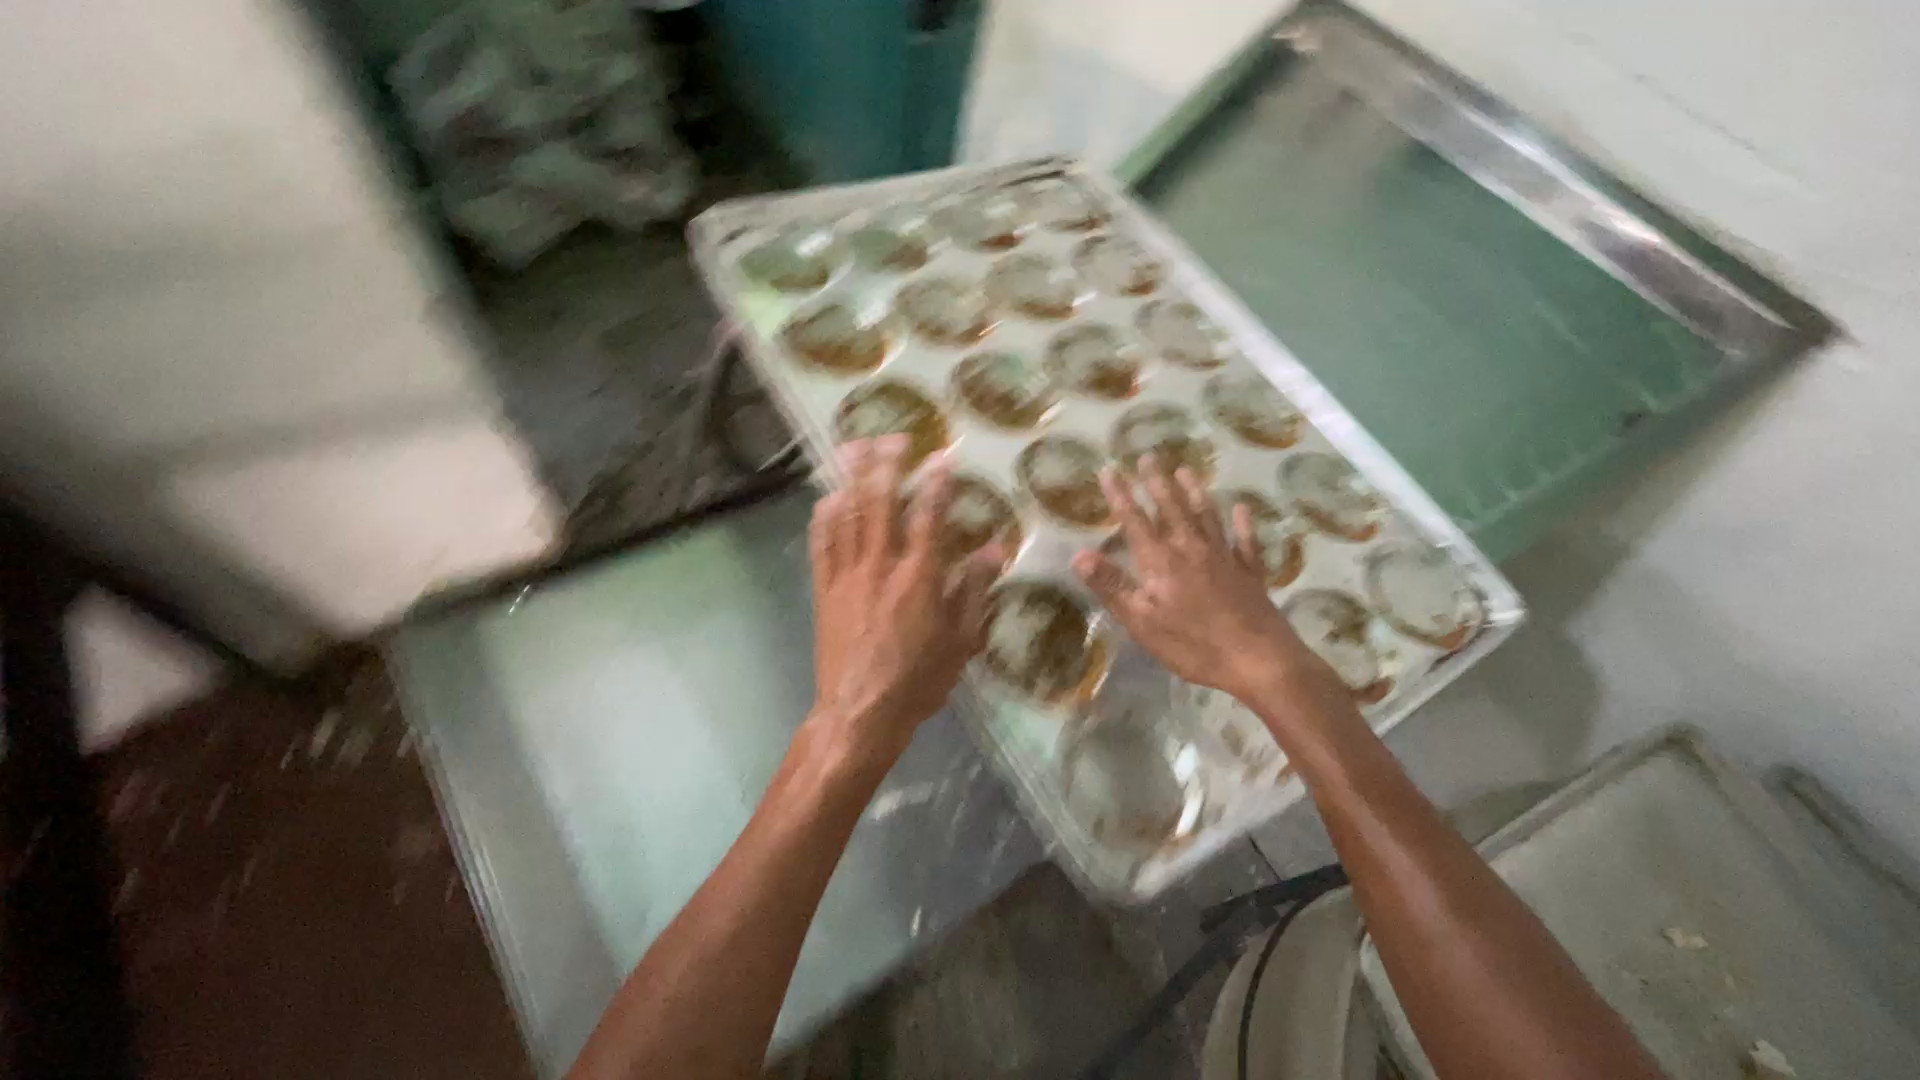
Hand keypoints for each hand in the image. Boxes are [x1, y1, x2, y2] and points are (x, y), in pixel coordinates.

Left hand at [808, 436, 1003, 768]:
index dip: (937, 482)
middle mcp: (881, 564)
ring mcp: (847, 574)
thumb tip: (994, 551)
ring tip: (855, 447)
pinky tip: (828, 497)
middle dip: (887, 464)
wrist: (860, 711)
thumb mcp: (960, 641)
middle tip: (893, 436)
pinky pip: (822, 543)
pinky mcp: (824, 589)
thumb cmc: (918, 680)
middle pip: (882, 502)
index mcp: (919, 576)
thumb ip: (973, 590)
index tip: (943, 456)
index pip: (930, 516)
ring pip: (849, 513)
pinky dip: (825, 516)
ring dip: (853, 477)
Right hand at [1071, 455, 1330, 703]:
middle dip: (1157, 482)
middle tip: (1149, 456)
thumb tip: (1079, 555)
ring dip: (1195, 492)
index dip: (1121, 495)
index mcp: (1161, 562)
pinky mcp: (1250, 573)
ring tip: (1186, 470)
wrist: (1259, 659)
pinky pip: (1245, 541)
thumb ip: (1112, 586)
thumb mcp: (1142, 622)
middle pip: (1172, 509)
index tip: (1110, 469)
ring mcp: (1225, 559)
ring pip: (1207, 517)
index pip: (1136, 521)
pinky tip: (1242, 508)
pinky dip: (1244, 523)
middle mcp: (1192, 550)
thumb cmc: (1193, 645)